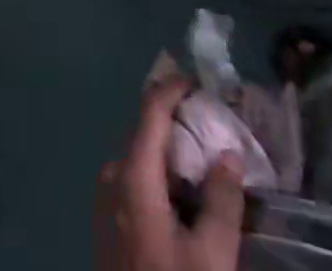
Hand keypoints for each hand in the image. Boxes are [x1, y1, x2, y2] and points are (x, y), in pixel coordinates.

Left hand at [95, 76, 246, 270]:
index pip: (150, 109)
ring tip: (206, 151)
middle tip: (214, 119)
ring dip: (169, 145)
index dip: (173, 86)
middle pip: (144, 128)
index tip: (200, 78)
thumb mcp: (212, 254)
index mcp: (132, 175)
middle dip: (177, 117)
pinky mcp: (107, 218)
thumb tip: (227, 153)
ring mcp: (104, 197)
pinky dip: (159, 168)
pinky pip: (133, 174)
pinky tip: (185, 187)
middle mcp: (111, 175)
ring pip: (139, 152)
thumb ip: (223, 198)